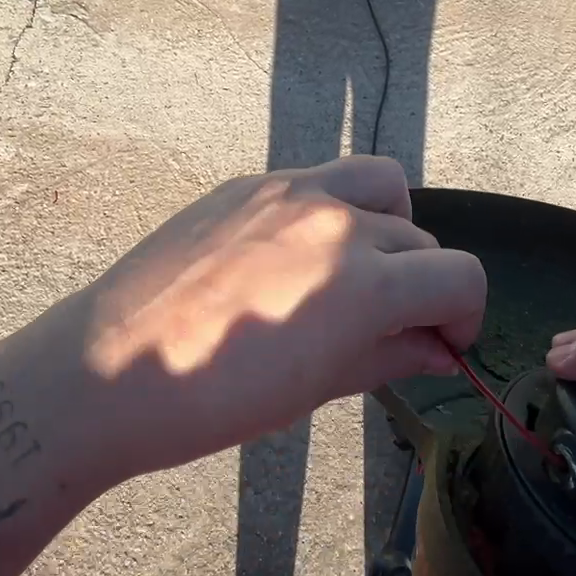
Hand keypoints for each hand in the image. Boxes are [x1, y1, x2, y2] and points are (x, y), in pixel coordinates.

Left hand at [57, 157, 484, 479]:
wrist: (110, 368)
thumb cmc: (217, 397)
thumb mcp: (319, 387)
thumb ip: (393, 355)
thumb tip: (443, 349)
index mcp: (363, 281)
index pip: (461, 276)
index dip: (466, 315)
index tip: (444, 340)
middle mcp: (338, 218)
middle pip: (422, 237)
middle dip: (422, 282)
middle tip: (391, 320)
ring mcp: (292, 189)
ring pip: (382, 183)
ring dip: (390, 222)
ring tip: (356, 263)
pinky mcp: (253, 179)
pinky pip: (322, 178)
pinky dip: (335, 208)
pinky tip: (295, 248)